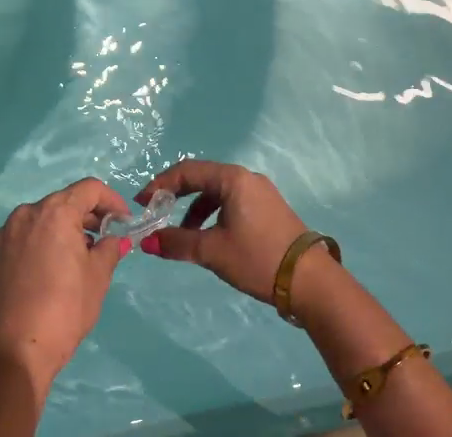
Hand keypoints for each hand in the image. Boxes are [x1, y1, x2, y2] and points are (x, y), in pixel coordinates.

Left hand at [0, 178, 131, 400]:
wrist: (11, 354)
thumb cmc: (63, 311)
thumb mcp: (97, 279)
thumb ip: (109, 250)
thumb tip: (114, 240)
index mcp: (54, 212)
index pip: (89, 189)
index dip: (111, 200)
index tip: (123, 221)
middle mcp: (26, 214)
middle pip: (63, 202)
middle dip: (87, 217)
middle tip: (104, 241)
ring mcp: (4, 235)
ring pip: (41, 220)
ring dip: (63, 230)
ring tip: (77, 259)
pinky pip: (23, 238)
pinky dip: (41, 243)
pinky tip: (49, 272)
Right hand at [136, 159, 310, 302]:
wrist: (310, 281)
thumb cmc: (257, 258)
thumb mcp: (212, 251)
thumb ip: (177, 243)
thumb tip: (146, 242)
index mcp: (232, 179)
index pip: (187, 170)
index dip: (161, 184)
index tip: (142, 203)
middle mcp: (246, 178)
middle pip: (202, 178)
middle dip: (176, 195)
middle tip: (157, 213)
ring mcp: (260, 192)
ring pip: (217, 192)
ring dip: (195, 209)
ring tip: (183, 234)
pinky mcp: (268, 209)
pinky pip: (231, 202)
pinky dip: (213, 214)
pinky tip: (209, 237)